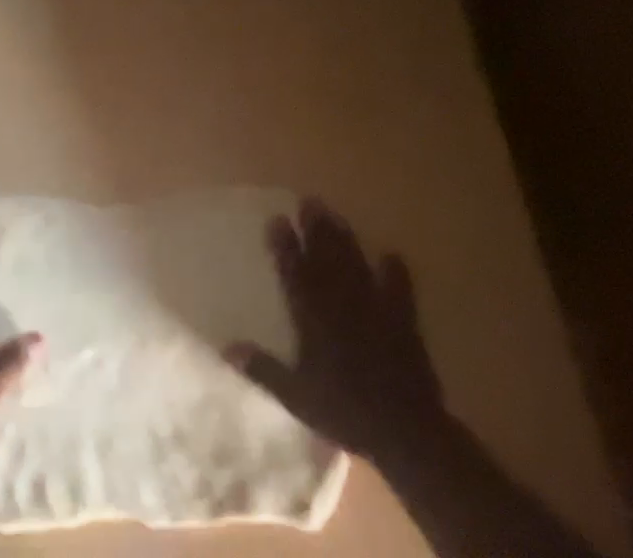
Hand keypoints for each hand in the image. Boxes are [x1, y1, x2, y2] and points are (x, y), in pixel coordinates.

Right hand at [227, 197, 448, 461]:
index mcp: (314, 322)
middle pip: (326, 262)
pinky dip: (395, 273)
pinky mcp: (404, 324)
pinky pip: (400, 291)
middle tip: (308, 201)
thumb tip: (227, 347)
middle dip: (316, 231)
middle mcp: (342, 308)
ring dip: (345, 240)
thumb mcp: (296, 396)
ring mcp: (376, 312)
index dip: (284, 247)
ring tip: (335, 215)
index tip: (277, 219)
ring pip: (356, 267)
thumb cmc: (344, 411)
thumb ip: (263, 369)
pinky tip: (391, 254)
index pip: (295, 276)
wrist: (404, 429)